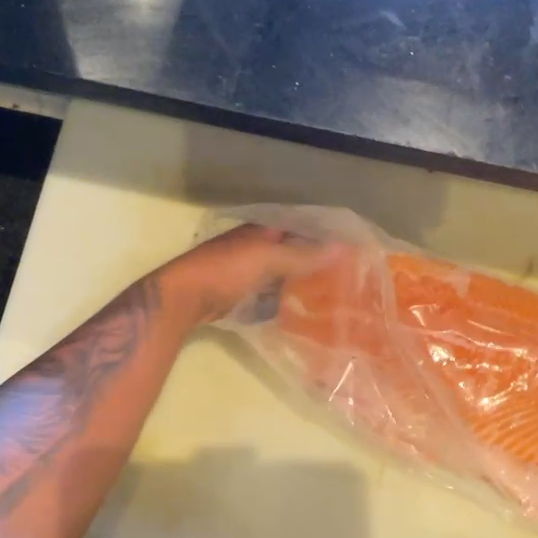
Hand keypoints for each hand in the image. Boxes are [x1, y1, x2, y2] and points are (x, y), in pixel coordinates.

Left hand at [154, 223, 344, 325]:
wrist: (185, 298)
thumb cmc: (226, 270)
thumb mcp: (268, 259)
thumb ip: (303, 255)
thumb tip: (343, 248)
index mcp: (261, 231)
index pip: (300, 225)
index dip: (323, 233)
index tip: (351, 246)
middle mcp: (254, 247)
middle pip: (291, 251)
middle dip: (315, 260)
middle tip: (347, 275)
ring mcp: (245, 272)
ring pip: (280, 274)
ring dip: (300, 283)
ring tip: (331, 295)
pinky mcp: (239, 295)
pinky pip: (268, 295)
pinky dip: (282, 301)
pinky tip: (300, 311)